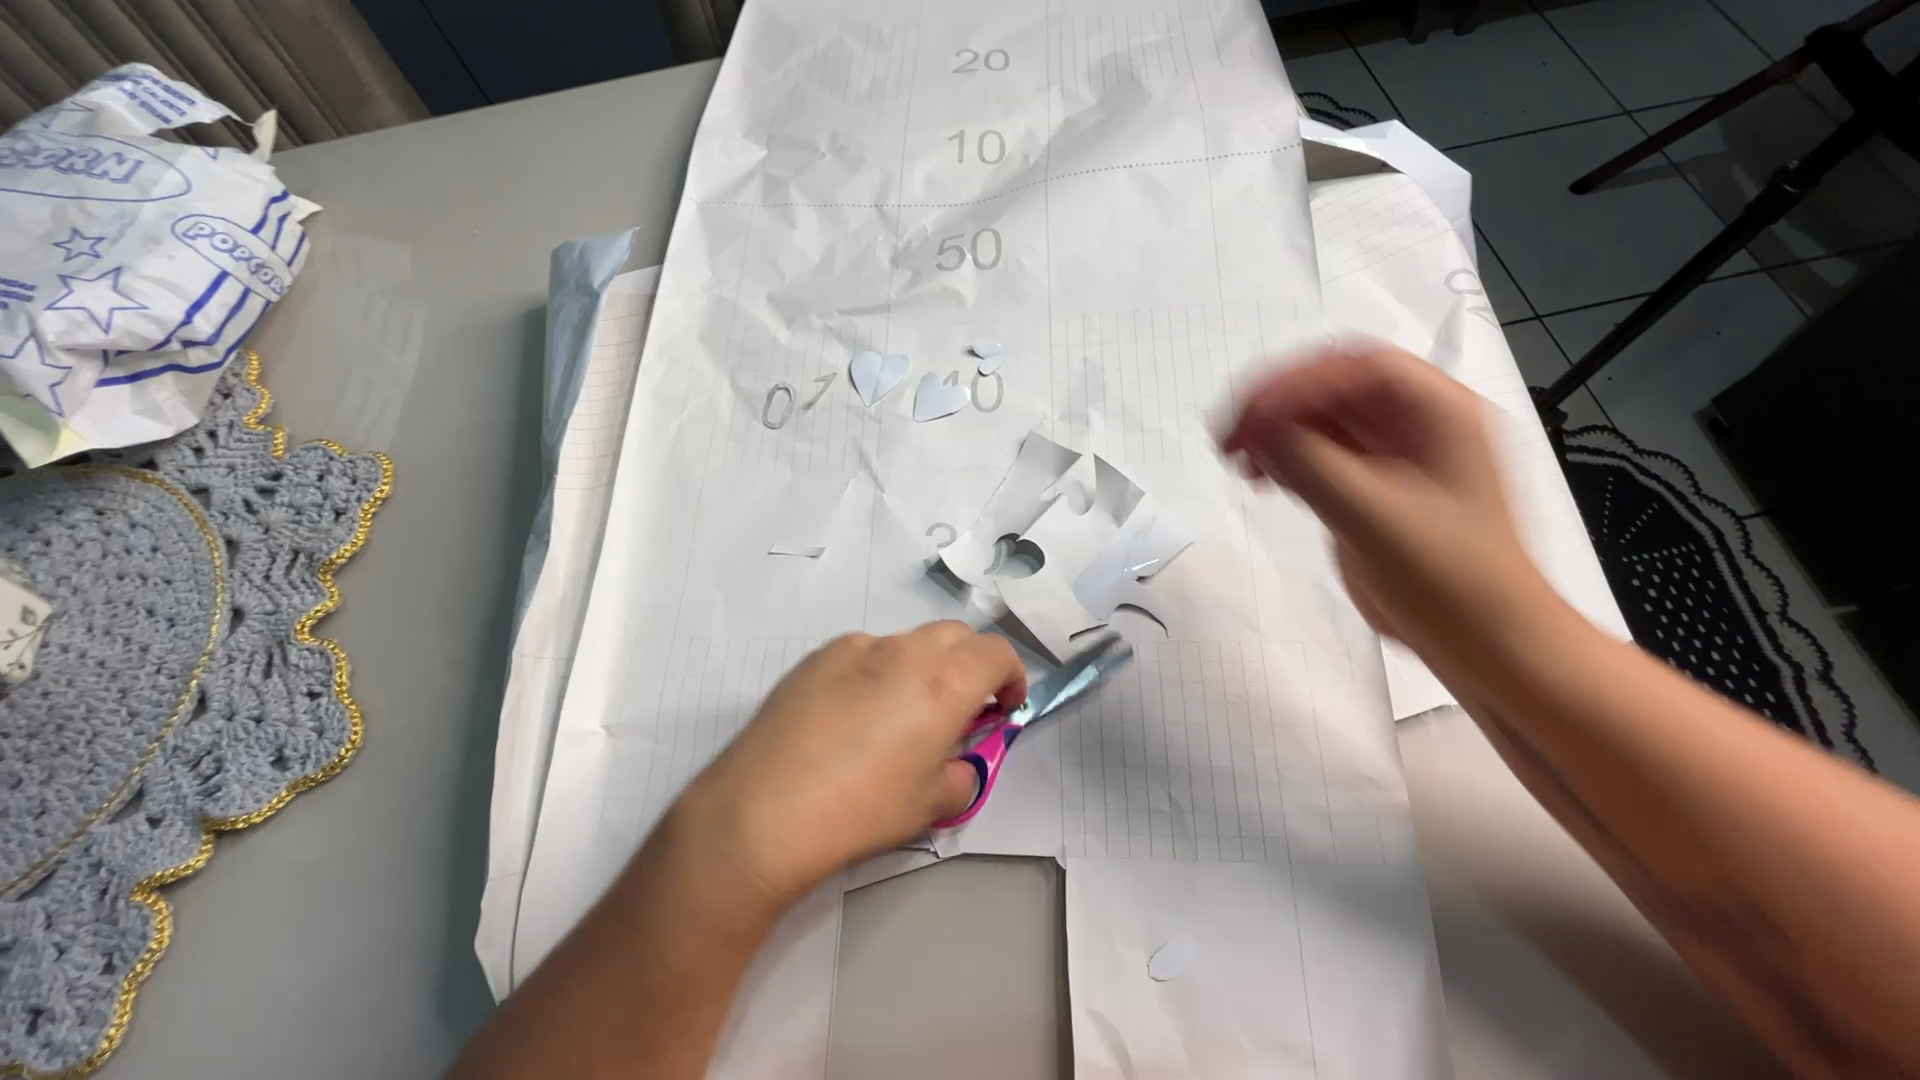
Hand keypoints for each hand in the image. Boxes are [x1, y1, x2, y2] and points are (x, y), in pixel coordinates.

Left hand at [671, 621, 1025, 908]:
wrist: (764, 810)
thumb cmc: (862, 810)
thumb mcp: (931, 805)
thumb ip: (963, 774)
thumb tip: (960, 762)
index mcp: (945, 681)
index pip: (998, 654)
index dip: (1011, 679)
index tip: (1003, 711)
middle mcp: (905, 651)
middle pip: (956, 637)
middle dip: (970, 667)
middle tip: (960, 713)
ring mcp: (856, 648)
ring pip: (908, 642)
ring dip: (923, 668)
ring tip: (900, 719)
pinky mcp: (816, 657)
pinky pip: (865, 653)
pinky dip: (878, 672)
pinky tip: (852, 718)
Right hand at [1218, 342, 1556, 668]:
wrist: (1485, 643)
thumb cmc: (1449, 579)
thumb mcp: (1375, 516)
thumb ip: (1311, 465)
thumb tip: (1256, 430)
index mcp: (1440, 413)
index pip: (1359, 367)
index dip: (1298, 382)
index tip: (1251, 418)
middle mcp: (1416, 425)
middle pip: (1334, 387)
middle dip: (1277, 404)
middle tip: (1230, 435)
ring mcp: (1392, 458)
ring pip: (1321, 420)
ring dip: (1274, 431)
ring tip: (1236, 458)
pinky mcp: (1370, 491)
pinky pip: (1318, 455)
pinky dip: (1282, 459)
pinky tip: (1258, 477)